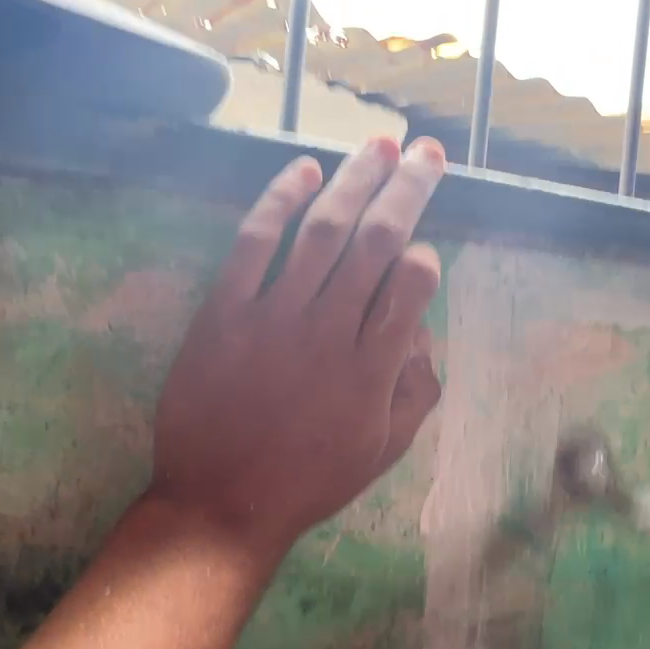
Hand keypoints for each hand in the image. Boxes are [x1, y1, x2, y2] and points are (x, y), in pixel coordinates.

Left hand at [146, 136, 445, 557]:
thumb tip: (422, 331)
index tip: (424, 254)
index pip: (413, 286)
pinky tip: (306, 169)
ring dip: (355, 181)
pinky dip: (279, 201)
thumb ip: (417, 390)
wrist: (221, 503)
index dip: (426, 258)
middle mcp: (330, 331)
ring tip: (381, 144)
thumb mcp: (385, 450)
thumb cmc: (311, 480)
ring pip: (322, 232)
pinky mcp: (224, 312)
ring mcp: (274, 317)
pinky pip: (254, 244)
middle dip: (408, 189)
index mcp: (373, 369)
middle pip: (377, 242)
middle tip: (428, 151)